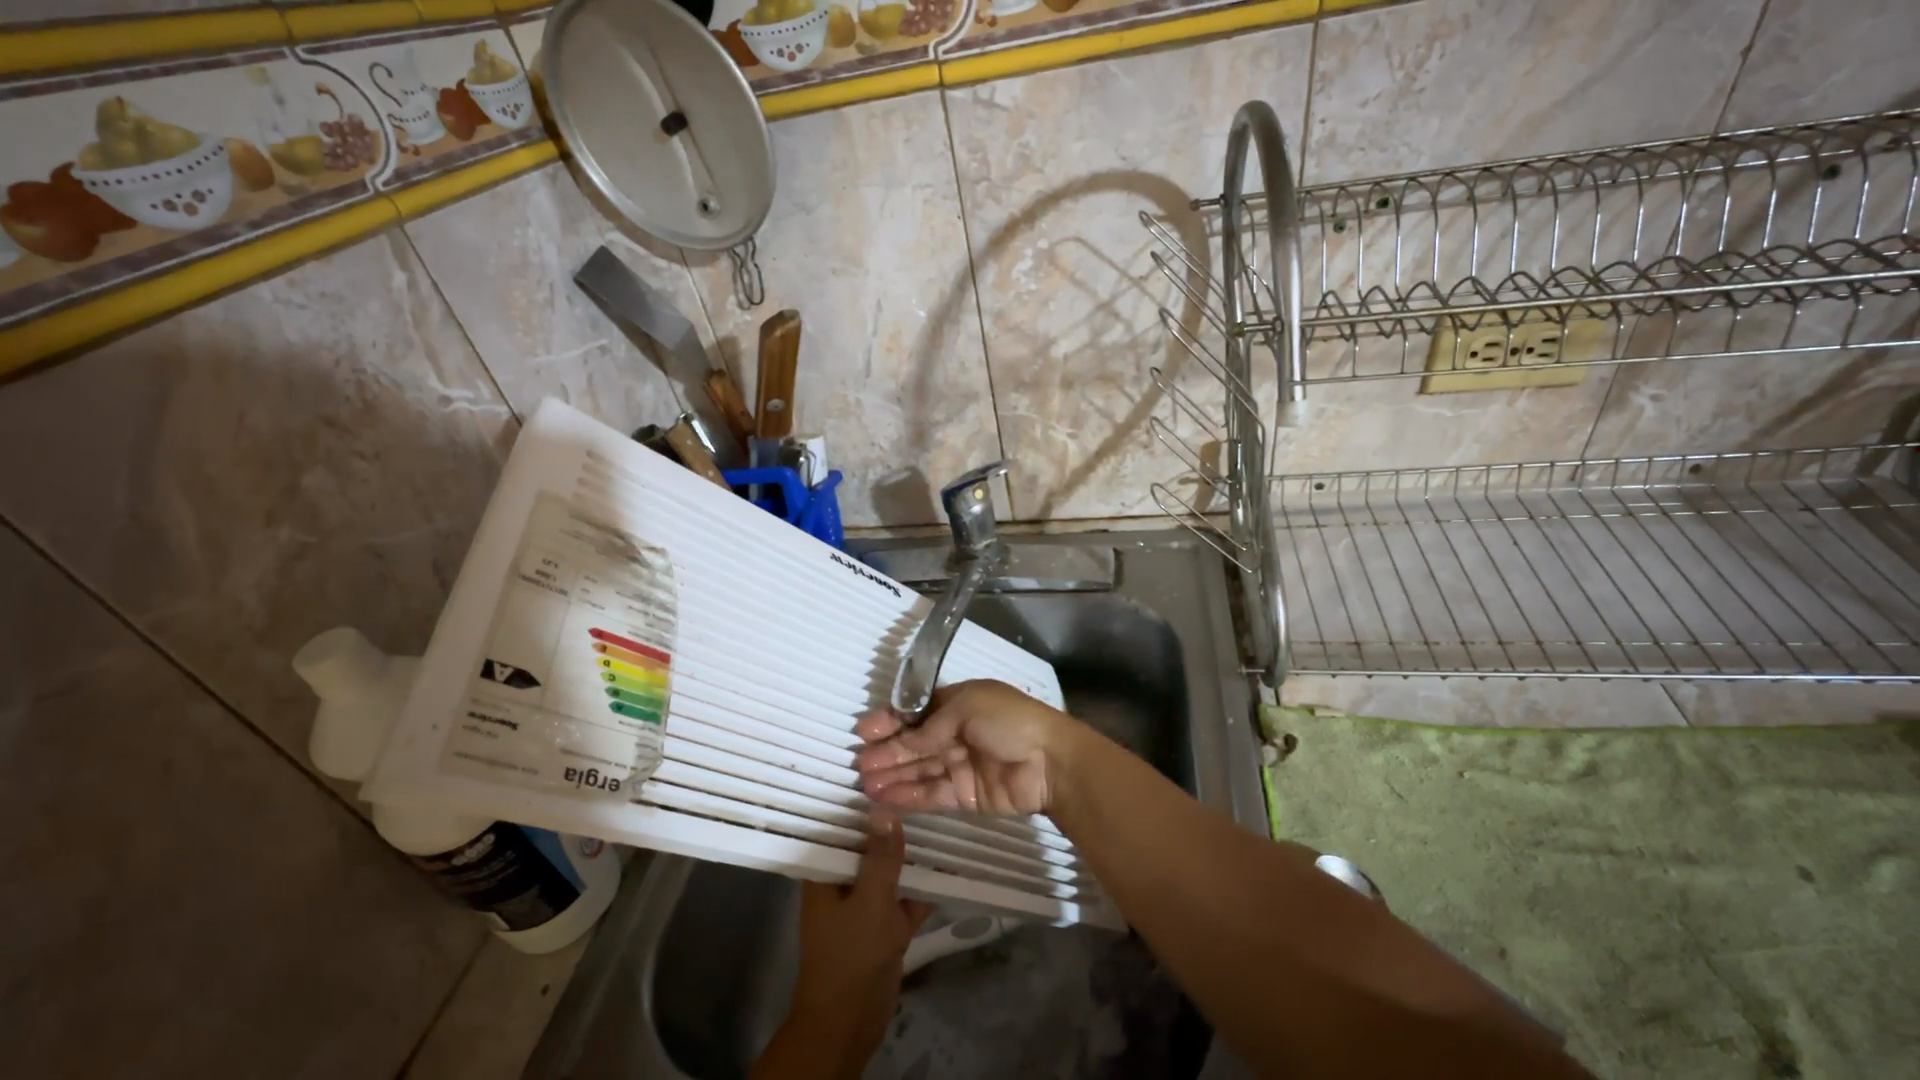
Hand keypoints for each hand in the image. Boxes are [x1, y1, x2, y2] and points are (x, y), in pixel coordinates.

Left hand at [754, 807, 934, 1079]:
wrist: (850, 1019)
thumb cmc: (850, 954)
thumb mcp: (870, 900)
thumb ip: (881, 856)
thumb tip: (886, 809)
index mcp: (826, 872)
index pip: (842, 827)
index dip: (864, 803)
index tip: (890, 776)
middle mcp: (845, 881)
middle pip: (872, 845)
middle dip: (897, 825)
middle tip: (928, 792)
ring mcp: (868, 903)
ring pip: (894, 869)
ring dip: (917, 853)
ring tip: (947, 818)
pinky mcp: (889, 923)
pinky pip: (910, 895)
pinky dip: (930, 884)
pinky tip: (958, 863)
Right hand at [854, 679, 1076, 816]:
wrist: (1051, 763)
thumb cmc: (1010, 722)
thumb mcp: (968, 706)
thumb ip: (930, 725)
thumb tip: (903, 740)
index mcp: (959, 703)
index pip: (917, 713)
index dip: (890, 721)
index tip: (864, 732)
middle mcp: (957, 733)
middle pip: (914, 744)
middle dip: (886, 752)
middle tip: (858, 764)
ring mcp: (961, 765)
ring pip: (919, 770)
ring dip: (892, 776)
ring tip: (864, 784)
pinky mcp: (965, 796)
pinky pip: (931, 795)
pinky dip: (908, 797)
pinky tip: (884, 799)